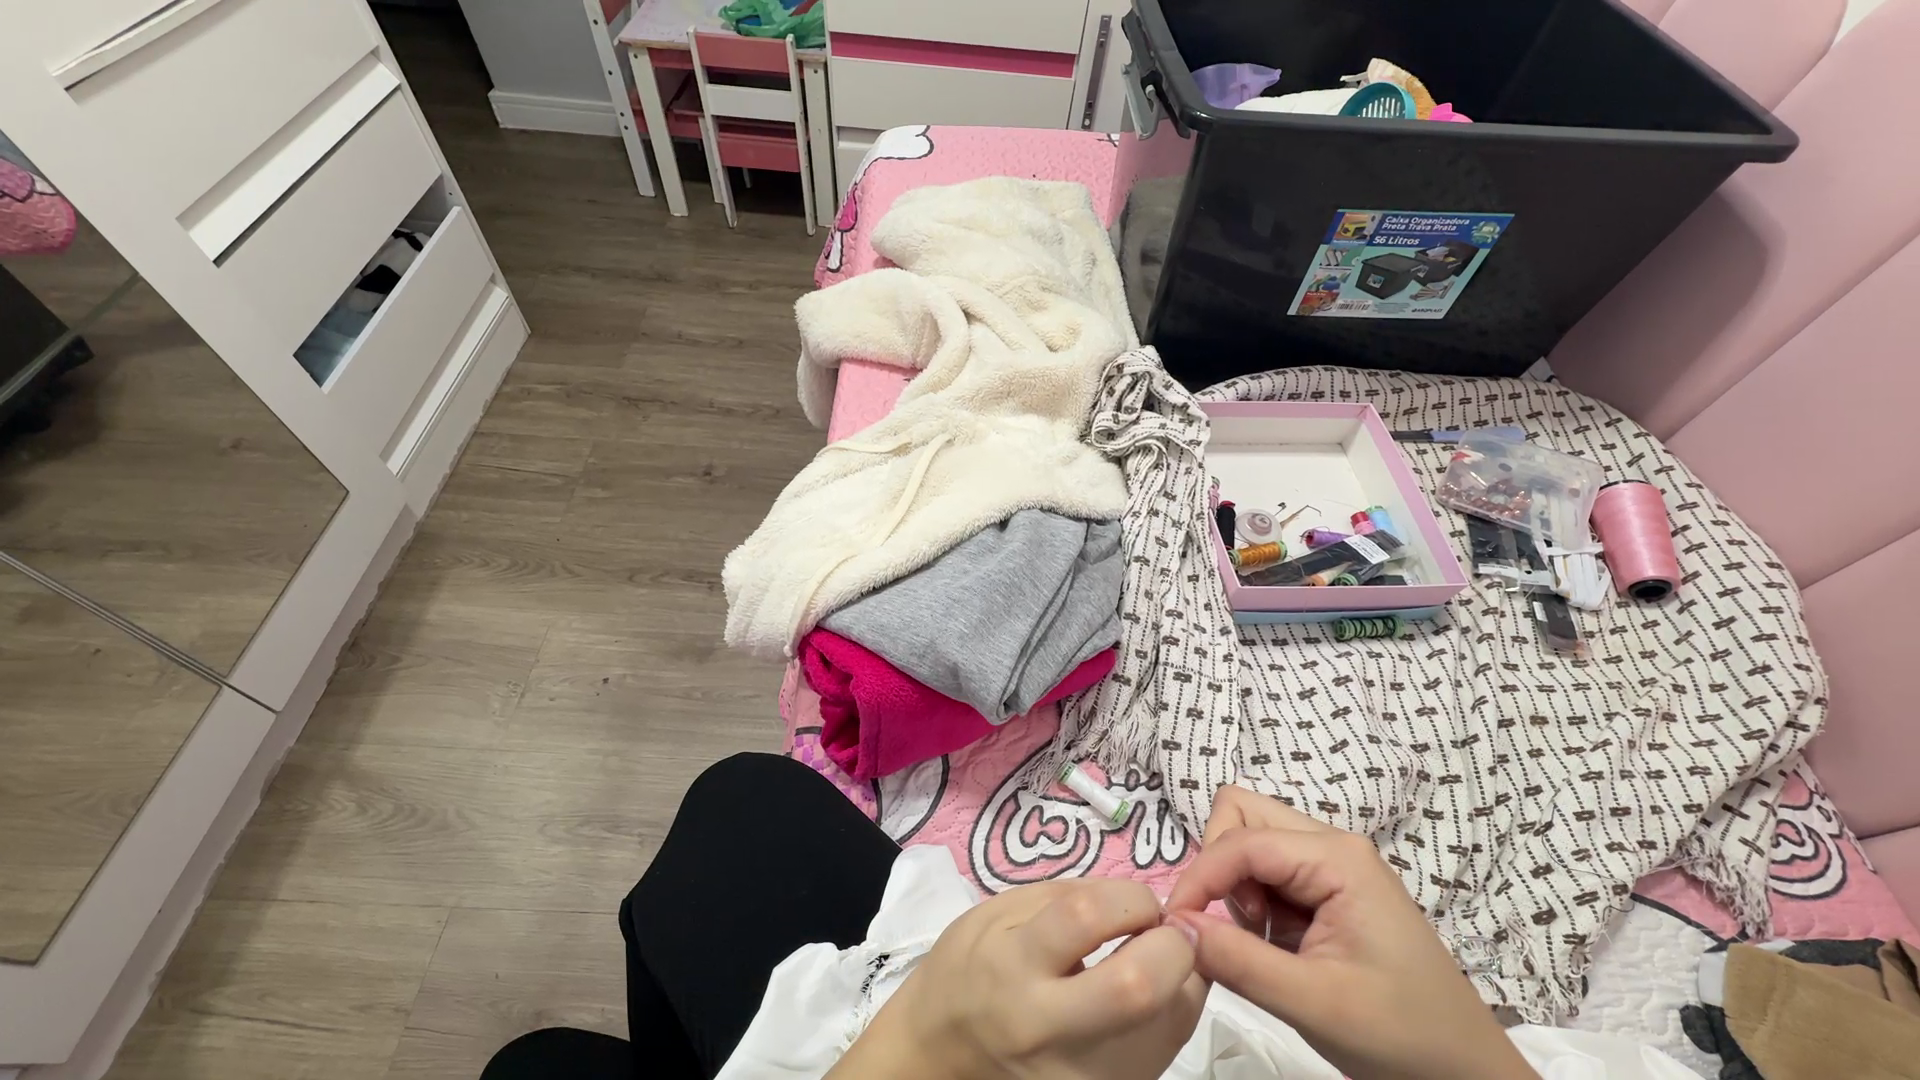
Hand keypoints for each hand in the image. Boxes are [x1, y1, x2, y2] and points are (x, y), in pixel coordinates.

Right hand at [830, 878, 1207, 1079]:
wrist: (942, 1055)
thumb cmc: (969, 969)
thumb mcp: (999, 911)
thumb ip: (1067, 897)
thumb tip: (1134, 899)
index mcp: (1013, 967)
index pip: (1085, 918)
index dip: (1128, 896)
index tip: (1133, 898)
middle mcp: (1050, 1029)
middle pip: (1139, 988)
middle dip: (1172, 943)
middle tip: (1163, 926)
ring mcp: (1084, 1076)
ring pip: (1170, 1022)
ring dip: (1181, 976)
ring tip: (1152, 955)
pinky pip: (1167, 1046)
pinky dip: (1173, 1007)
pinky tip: (1145, 990)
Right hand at [1165, 785, 1537, 1079]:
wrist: (1466, 1076)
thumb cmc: (1400, 1037)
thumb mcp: (1313, 1004)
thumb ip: (1238, 960)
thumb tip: (1173, 925)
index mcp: (1337, 858)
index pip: (1241, 841)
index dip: (1199, 877)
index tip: (1174, 927)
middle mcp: (1332, 845)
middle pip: (1242, 814)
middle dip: (1217, 864)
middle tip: (1230, 925)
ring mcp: (1332, 865)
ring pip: (1250, 840)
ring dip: (1234, 884)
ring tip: (1260, 941)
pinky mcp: (1327, 890)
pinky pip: (1267, 871)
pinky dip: (1251, 901)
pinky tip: (1275, 946)